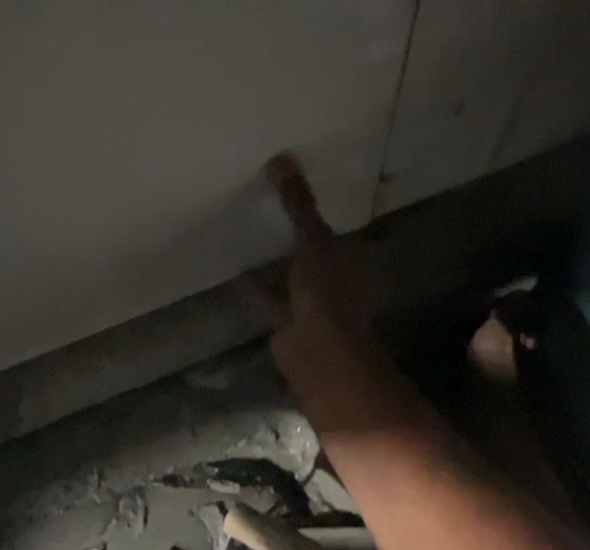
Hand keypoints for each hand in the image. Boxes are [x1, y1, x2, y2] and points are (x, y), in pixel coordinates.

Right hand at [247, 154, 384, 384]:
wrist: (316, 350)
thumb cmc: (326, 291)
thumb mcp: (313, 239)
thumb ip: (298, 204)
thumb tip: (281, 159)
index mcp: (353, 263)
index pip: (336, 235)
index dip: (318, 218)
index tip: (296, 197)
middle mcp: (337, 286)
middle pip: (313, 258)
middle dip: (295, 242)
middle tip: (268, 212)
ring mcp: (313, 309)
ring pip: (291, 280)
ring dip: (274, 265)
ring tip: (248, 236)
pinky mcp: (289, 326)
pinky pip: (271, 300)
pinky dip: (256, 287)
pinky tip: (237, 270)